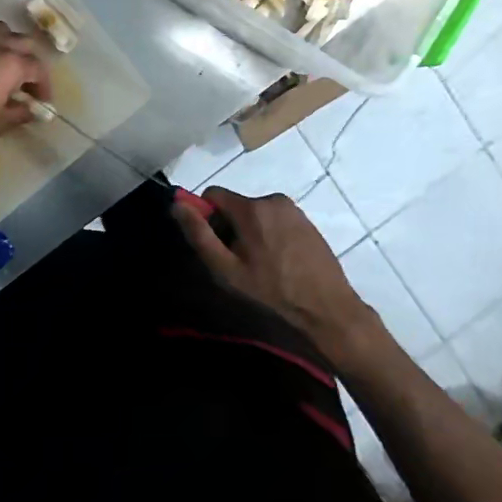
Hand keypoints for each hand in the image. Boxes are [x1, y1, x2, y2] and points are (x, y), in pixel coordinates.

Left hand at [0, 22, 50, 197]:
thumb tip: (30, 109)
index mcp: (10, 63)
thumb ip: (19, 112)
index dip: (43, 85)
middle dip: (28, 59)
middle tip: (26, 81)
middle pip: (21, 41)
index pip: (37, 67)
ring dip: (6, 45)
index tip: (42, 100)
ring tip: (3, 67)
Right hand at [173, 187, 390, 366]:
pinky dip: (270, 235)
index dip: (206, 217)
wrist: (325, 306)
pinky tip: (278, 262)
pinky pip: (276, 220)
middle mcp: (274, 199)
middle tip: (238, 263)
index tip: (214, 245)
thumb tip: (177, 203)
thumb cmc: (271, 291)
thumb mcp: (227, 269)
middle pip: (236, 206)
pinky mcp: (307, 221)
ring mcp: (294, 209)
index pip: (213, 194)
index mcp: (252, 207)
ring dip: (251, 233)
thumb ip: (200, 234)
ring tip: (260, 266)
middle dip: (230, 228)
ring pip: (257, 214)